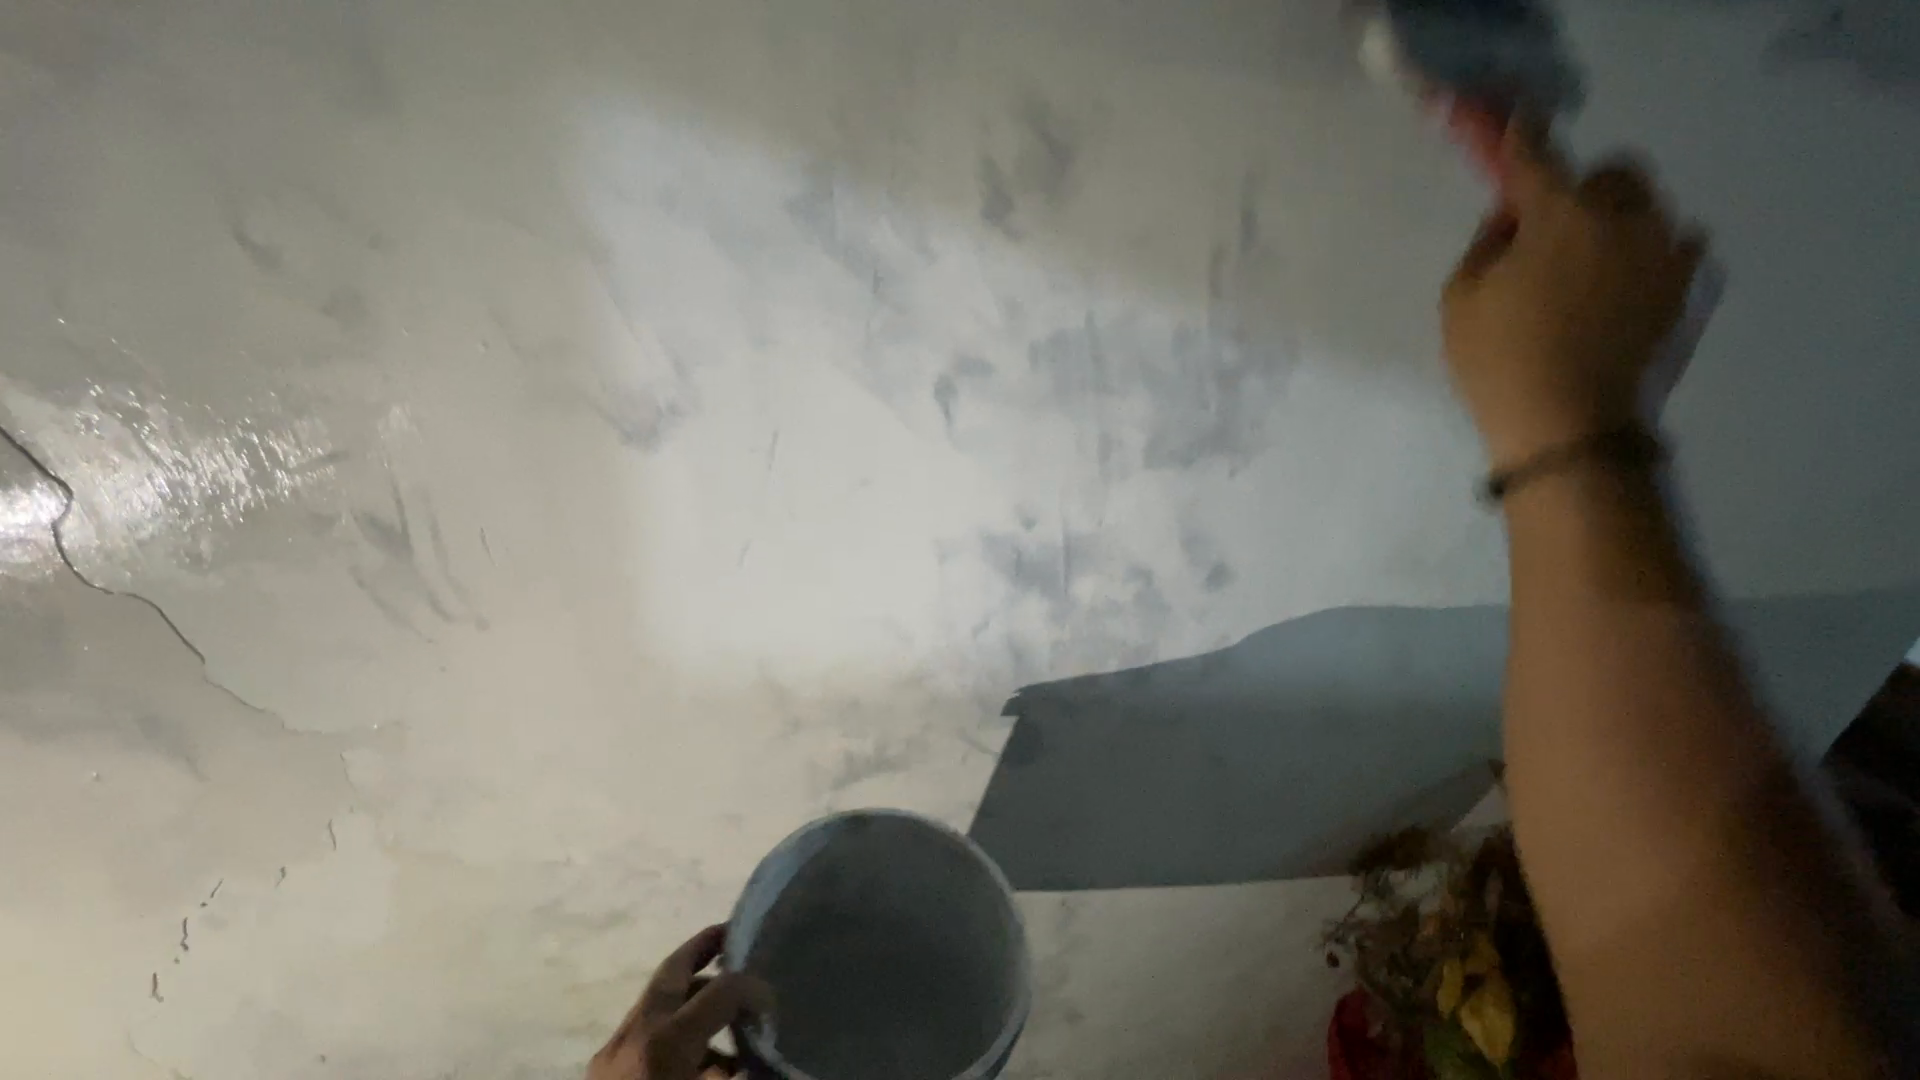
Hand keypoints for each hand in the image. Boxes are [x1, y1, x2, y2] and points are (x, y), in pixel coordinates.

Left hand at [588, 925, 773, 1079]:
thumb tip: (764, 1055)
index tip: (773, 1007)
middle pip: (671, 973)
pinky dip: (670, 1032)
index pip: (722, 989)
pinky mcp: (599, 1079)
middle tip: (730, 935)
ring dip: (688, 998)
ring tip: (722, 1011)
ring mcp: (610, 1059)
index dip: (754, 990)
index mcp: (665, 1044)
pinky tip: (695, 1059)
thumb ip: (745, 1070)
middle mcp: (633, 1038)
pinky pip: (640, 1037)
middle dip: (702, 950)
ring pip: (653, 1005)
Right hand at [1442, 125, 1707, 468]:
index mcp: (1562, 218)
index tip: (1514, 124)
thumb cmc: (1497, 360)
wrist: (1566, 424)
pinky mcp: (1685, 287)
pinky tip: (1613, 296)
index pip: (1537, 162)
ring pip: (1644, 211)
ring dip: (1611, 226)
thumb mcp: (1460, 300)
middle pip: (1613, 175)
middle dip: (1580, 194)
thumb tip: (1511, 220)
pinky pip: (1670, 250)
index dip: (1520, 142)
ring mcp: (1666, 253)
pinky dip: (1641, 259)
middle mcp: (1627, 219)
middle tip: (1546, 235)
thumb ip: (1485, 246)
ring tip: (1579, 275)